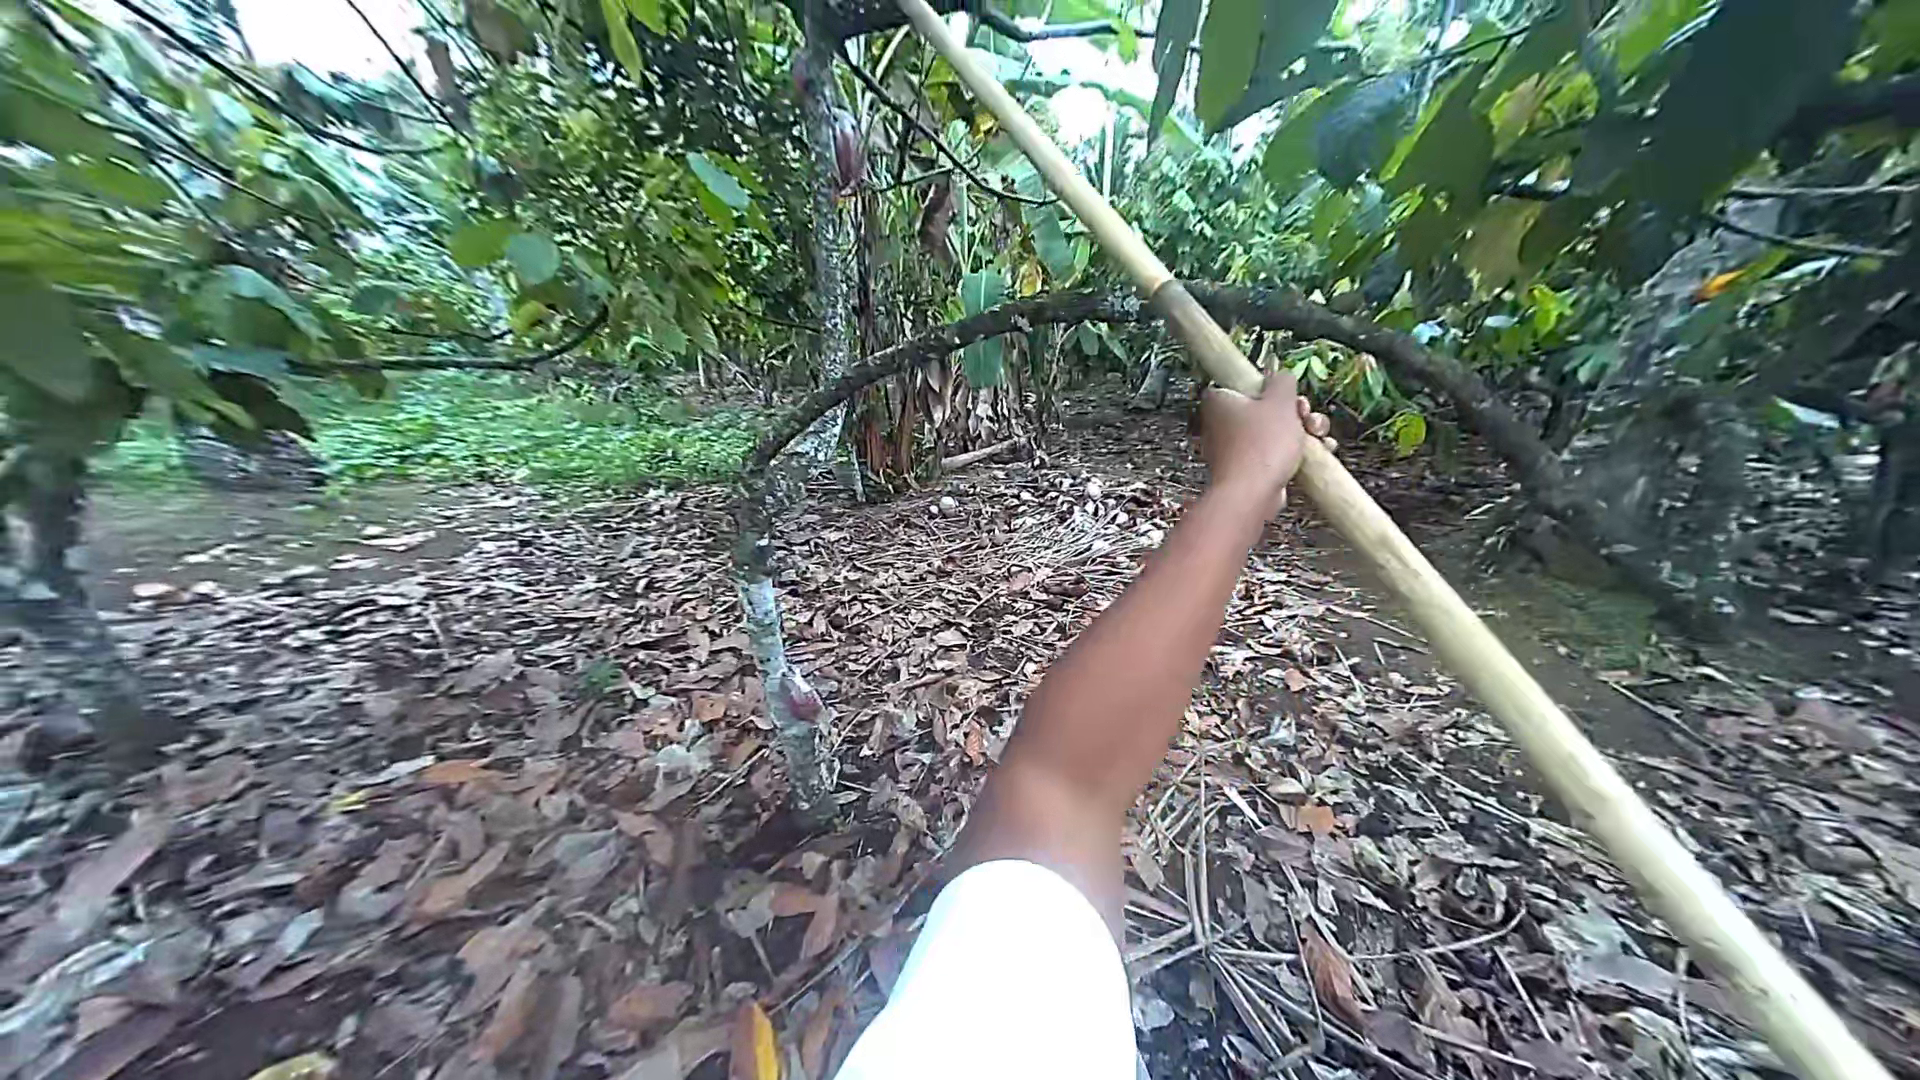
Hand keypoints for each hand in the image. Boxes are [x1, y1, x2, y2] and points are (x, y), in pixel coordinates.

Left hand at [1198, 372, 1334, 513]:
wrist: (1251, 493)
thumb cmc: (1261, 445)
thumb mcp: (1279, 401)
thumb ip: (1282, 382)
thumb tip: (1281, 376)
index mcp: (1219, 402)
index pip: (1240, 382)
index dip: (1266, 386)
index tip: (1284, 392)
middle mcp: (1221, 424)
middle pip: (1264, 407)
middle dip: (1294, 410)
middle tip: (1304, 415)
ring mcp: (1234, 448)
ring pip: (1274, 430)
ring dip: (1302, 429)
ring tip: (1316, 434)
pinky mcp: (1249, 467)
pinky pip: (1275, 451)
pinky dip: (1296, 450)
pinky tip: (1320, 450)